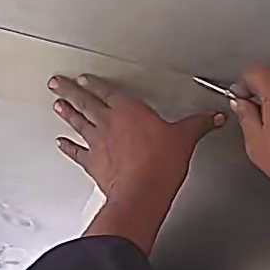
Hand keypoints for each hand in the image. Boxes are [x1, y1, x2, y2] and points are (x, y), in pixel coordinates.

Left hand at [50, 73, 224, 252]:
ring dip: (66, 113)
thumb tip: (212, 118)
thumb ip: (198, 125)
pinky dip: (68, 148)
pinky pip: (77, 153)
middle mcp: (108, 123)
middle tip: (57, 82)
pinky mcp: (93, 163)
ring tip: (57, 104)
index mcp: (129, 111)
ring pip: (77, 123)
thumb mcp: (185, 139)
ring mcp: (97, 143)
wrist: (142, 191)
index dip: (96, 84)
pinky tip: (61, 143)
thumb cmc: (159, 164)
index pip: (108, 91)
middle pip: (85, 102)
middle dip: (70, 91)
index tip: (85, 78)